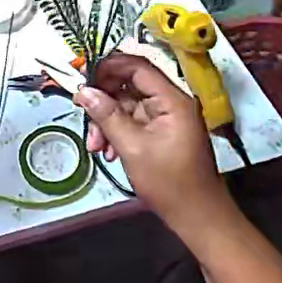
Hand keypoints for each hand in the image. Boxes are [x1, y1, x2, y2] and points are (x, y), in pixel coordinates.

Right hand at [76, 53, 237, 245]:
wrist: (197, 215)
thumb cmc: (170, 182)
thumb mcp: (133, 148)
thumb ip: (108, 116)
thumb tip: (84, 92)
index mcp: (172, 99)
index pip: (138, 67)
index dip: (109, 67)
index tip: (84, 77)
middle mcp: (171, 102)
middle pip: (130, 85)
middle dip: (104, 101)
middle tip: (85, 117)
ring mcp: (166, 117)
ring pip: (128, 105)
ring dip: (107, 121)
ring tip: (97, 147)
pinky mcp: (161, 132)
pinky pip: (134, 121)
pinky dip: (118, 132)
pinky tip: (108, 152)